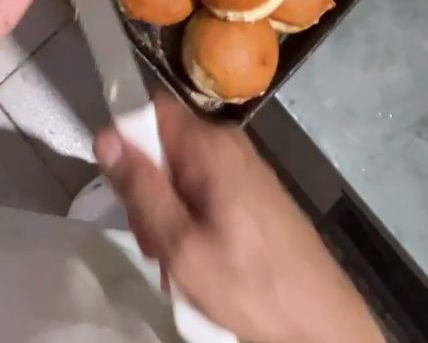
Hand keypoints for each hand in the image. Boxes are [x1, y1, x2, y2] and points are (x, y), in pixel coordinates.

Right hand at [95, 96, 382, 342]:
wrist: (322, 327)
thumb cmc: (249, 285)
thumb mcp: (180, 244)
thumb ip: (141, 188)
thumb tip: (105, 135)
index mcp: (210, 145)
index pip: (152, 106)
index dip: (125, 135)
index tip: (120, 181)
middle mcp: (228, 144)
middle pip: (164, 144)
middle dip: (148, 188)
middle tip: (152, 240)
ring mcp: (244, 168)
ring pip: (183, 172)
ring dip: (168, 211)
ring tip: (177, 260)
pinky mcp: (255, 193)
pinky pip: (206, 190)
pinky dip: (192, 220)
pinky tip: (199, 260)